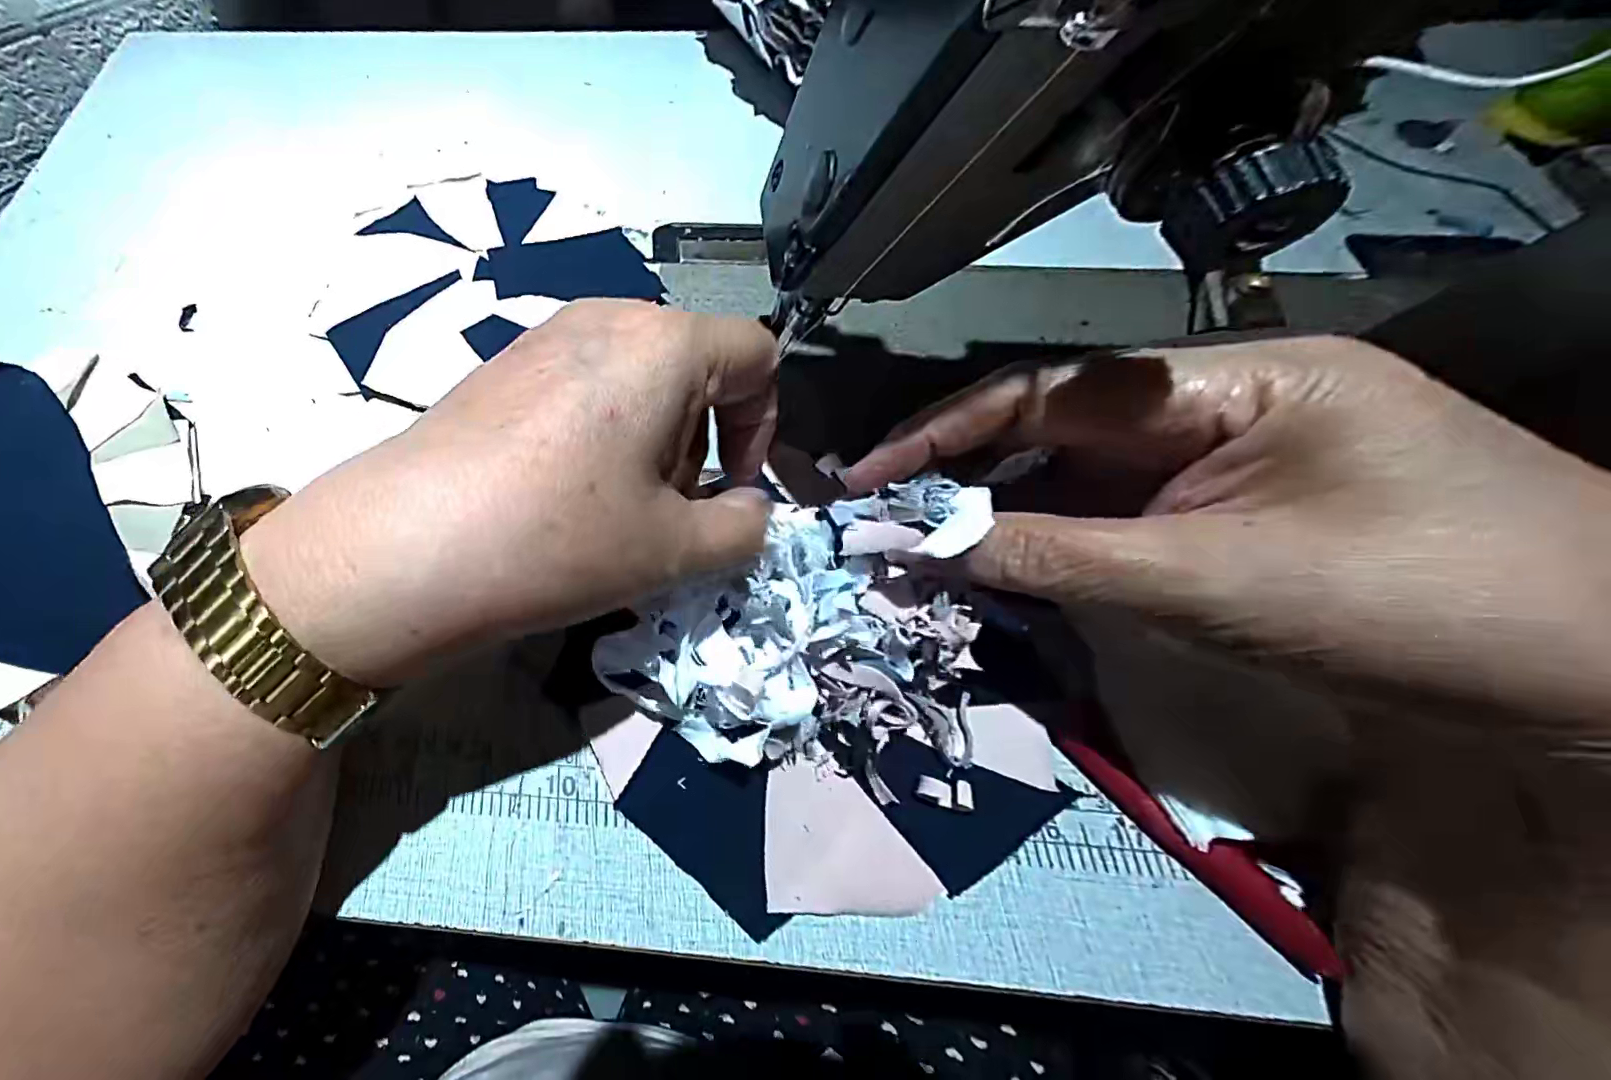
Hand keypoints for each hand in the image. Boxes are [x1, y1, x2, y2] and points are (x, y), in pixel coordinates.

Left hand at [241, 299, 776, 685]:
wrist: (404, 546)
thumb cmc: (558, 539)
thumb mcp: (673, 549)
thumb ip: (744, 527)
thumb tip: (751, 509)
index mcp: (663, 343)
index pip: (757, 355)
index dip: (761, 427)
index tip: (728, 490)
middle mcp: (607, 316)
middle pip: (697, 367)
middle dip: (701, 441)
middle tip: (663, 510)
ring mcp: (547, 334)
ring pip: (641, 379)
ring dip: (653, 442)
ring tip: (609, 507)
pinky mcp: (505, 364)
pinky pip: (588, 385)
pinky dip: (603, 434)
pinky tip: (561, 492)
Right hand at [845, 335, 1610, 732]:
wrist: (1602, 692)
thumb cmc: (1417, 605)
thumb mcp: (1206, 578)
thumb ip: (1048, 556)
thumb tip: (921, 545)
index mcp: (1222, 383)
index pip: (1044, 393)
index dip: (941, 432)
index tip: (866, 476)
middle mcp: (1203, 411)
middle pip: (1043, 434)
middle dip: (952, 477)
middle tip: (875, 520)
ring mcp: (1203, 471)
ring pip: (1063, 484)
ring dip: (987, 519)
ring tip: (913, 548)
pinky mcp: (1204, 524)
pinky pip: (1094, 525)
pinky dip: (1034, 549)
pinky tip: (985, 570)